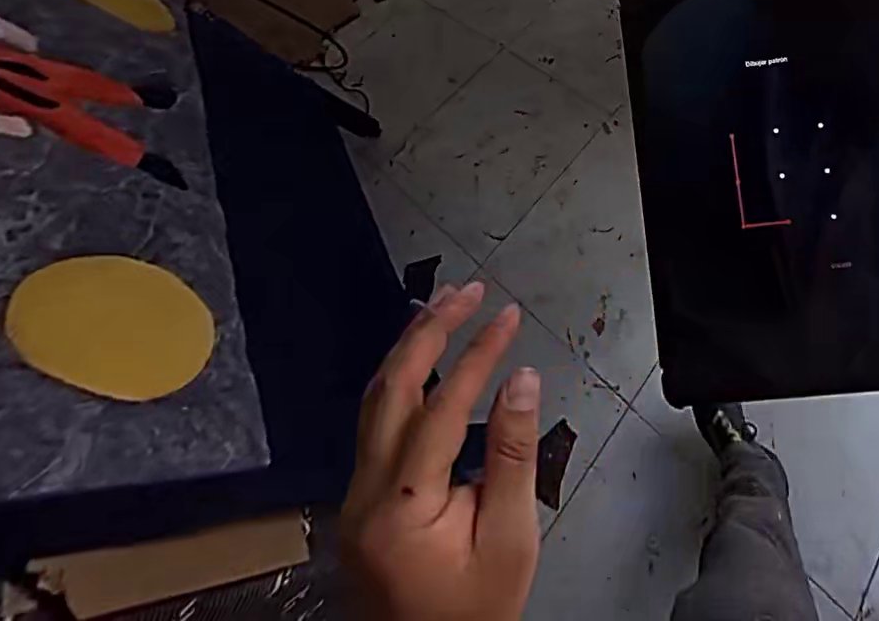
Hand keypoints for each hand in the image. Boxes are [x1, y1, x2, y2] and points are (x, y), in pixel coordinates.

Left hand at [340, 282, 540, 620]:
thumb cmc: (476, 610)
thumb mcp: (510, 539)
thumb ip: (513, 455)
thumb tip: (522, 377)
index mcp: (401, 507)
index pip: (441, 406)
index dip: (478, 353)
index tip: (510, 316)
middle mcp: (365, 492)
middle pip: (391, 388)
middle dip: (432, 329)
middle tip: (470, 290)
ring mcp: (356, 493)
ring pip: (376, 398)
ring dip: (412, 344)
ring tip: (446, 304)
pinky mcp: (363, 496)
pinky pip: (378, 417)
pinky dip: (404, 373)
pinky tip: (425, 354)